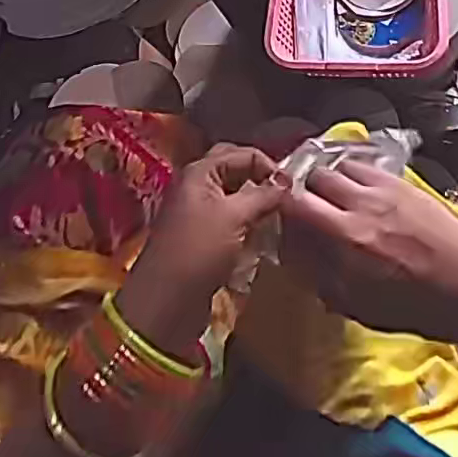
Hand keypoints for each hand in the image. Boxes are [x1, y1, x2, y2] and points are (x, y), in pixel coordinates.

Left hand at [114, 144, 286, 359]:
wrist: (166, 302)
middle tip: (284, 197)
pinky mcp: (203, 237)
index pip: (242, 153)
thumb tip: (287, 182)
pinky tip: (261, 237)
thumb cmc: (199, 250)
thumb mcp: (235, 217)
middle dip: (262, 182)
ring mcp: (198, 211)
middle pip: (237, 172)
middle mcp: (197, 185)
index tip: (292, 188)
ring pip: (236, 197)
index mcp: (200, 172)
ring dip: (256, 205)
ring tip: (276, 218)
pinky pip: (231, 221)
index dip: (268, 166)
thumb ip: (263, 195)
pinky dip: (247, 225)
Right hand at [280, 159, 457, 343]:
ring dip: (327, 178)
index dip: (278, 204)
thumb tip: (291, 251)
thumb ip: (318, 274)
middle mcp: (361, 204)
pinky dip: (351, 173)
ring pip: (338, 165)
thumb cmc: (414, 304)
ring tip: (329, 195)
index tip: (274, 213)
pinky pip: (364, 165)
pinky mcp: (400, 181)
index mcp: (347, 238)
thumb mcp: (356, 304)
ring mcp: (382, 188)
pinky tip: (355, 189)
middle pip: (313, 177)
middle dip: (301, 188)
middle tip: (302, 204)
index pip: (295, 203)